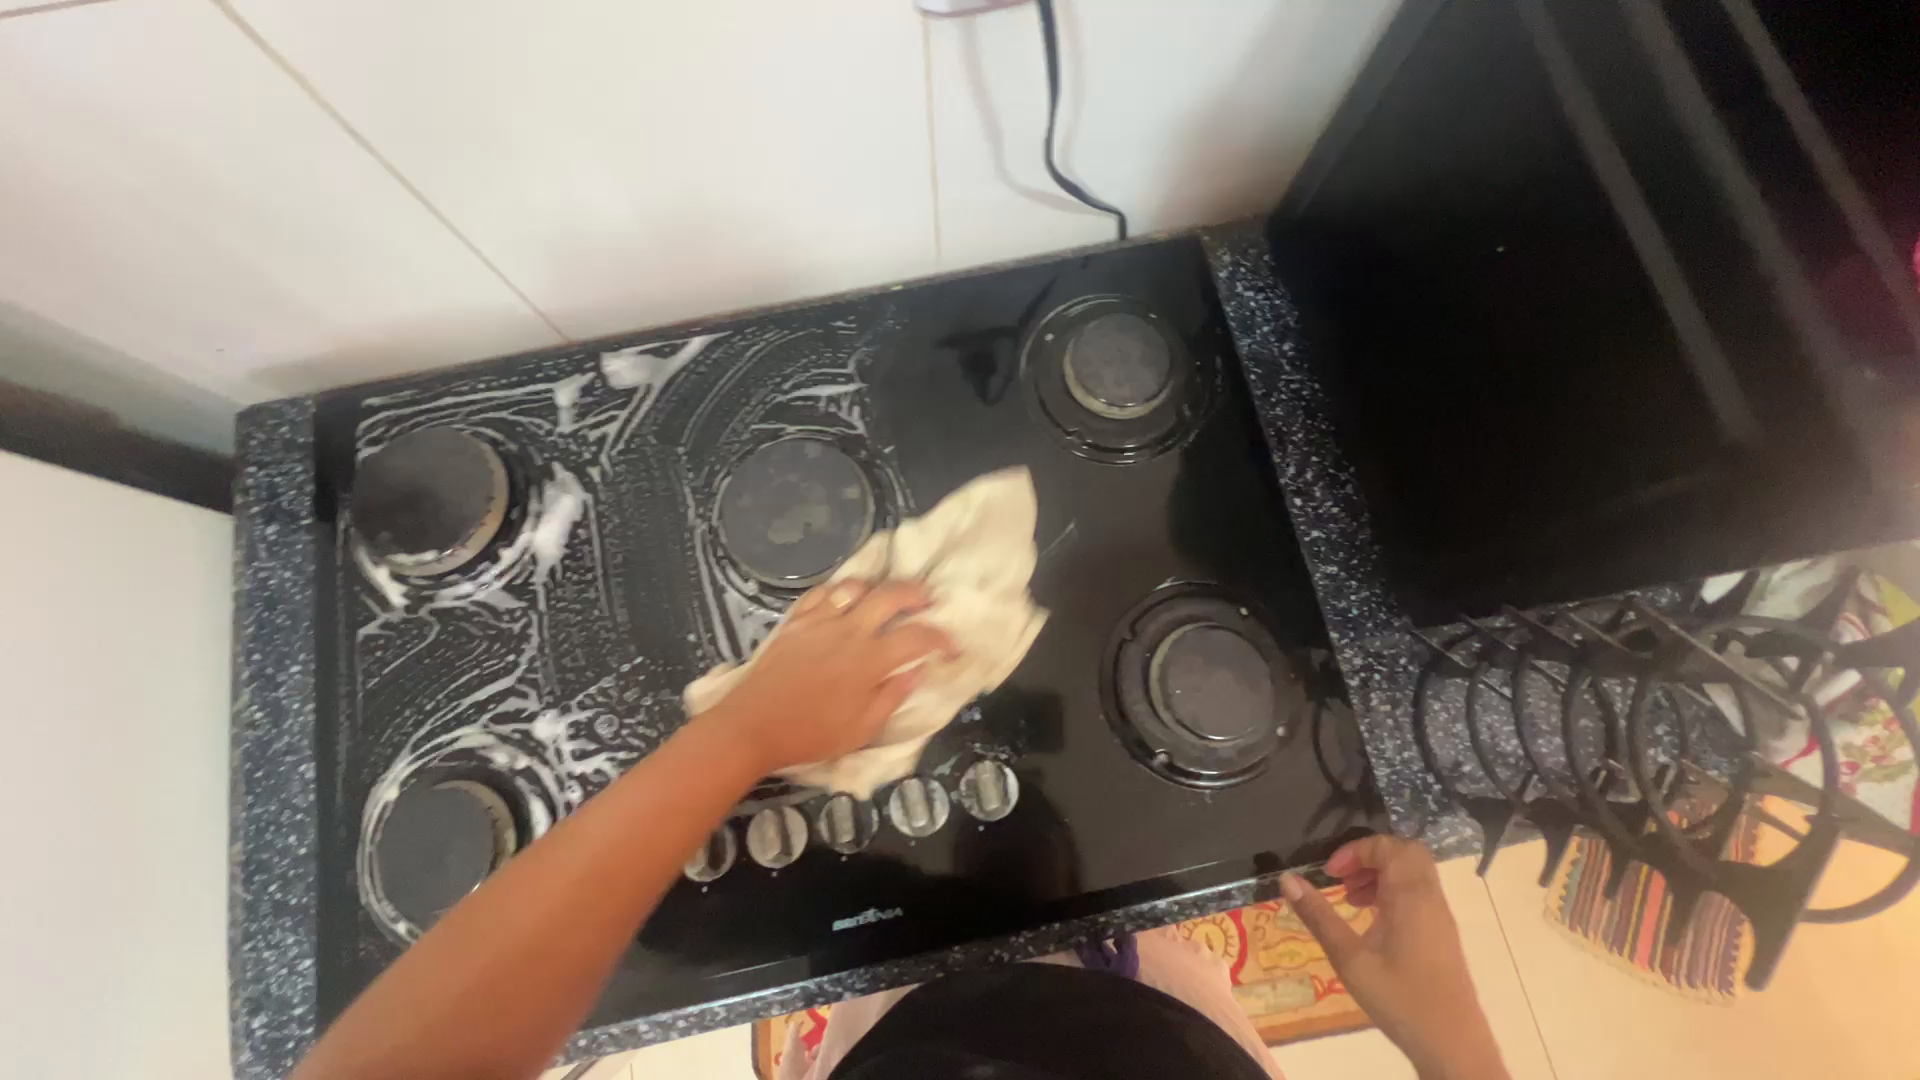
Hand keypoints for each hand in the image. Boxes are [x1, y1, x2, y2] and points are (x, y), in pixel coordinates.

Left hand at [699, 579, 955, 773]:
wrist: (751, 727)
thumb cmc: (810, 735)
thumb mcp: (861, 729)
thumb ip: (892, 696)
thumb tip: (918, 671)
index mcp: (870, 661)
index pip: (918, 637)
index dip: (941, 638)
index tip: (950, 647)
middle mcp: (849, 631)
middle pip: (890, 595)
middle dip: (916, 593)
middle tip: (926, 602)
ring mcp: (820, 621)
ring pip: (856, 585)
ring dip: (877, 587)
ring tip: (885, 597)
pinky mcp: (795, 620)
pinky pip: (822, 592)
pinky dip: (839, 590)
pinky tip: (844, 600)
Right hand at [1281, 836, 1509, 1079]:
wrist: (1455, 1051)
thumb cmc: (1401, 1000)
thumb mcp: (1349, 959)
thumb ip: (1318, 916)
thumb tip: (1286, 879)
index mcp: (1411, 897)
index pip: (1387, 847)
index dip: (1355, 851)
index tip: (1329, 874)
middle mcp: (1430, 900)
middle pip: (1406, 852)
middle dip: (1369, 856)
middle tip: (1343, 878)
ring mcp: (1440, 918)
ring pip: (1413, 873)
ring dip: (1380, 874)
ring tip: (1351, 899)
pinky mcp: (1442, 936)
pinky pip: (1418, 894)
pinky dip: (1392, 893)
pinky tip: (1370, 921)